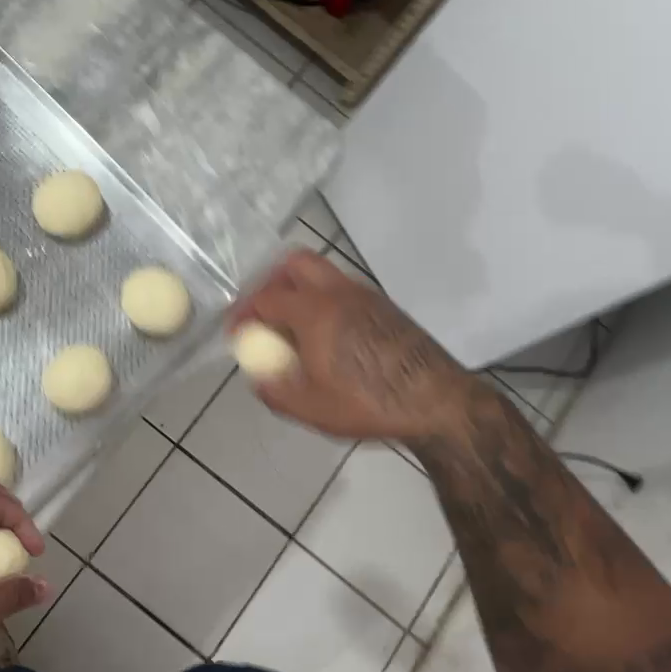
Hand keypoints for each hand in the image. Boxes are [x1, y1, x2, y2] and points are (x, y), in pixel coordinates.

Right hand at [232, 248, 473, 439]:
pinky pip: (341, 290)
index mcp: (314, 312)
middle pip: (294, 264)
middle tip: (261, 313)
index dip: (243, 314)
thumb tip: (259, 378)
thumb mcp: (308, 407)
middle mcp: (339, 293)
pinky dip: (321, 301)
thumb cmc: (367, 403)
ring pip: (321, 274)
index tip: (235, 333)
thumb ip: (274, 389)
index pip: (265, 298)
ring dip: (298, 291)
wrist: (435, 401)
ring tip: (290, 327)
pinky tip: (323, 337)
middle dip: (269, 283)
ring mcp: (365, 296)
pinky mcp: (384, 307)